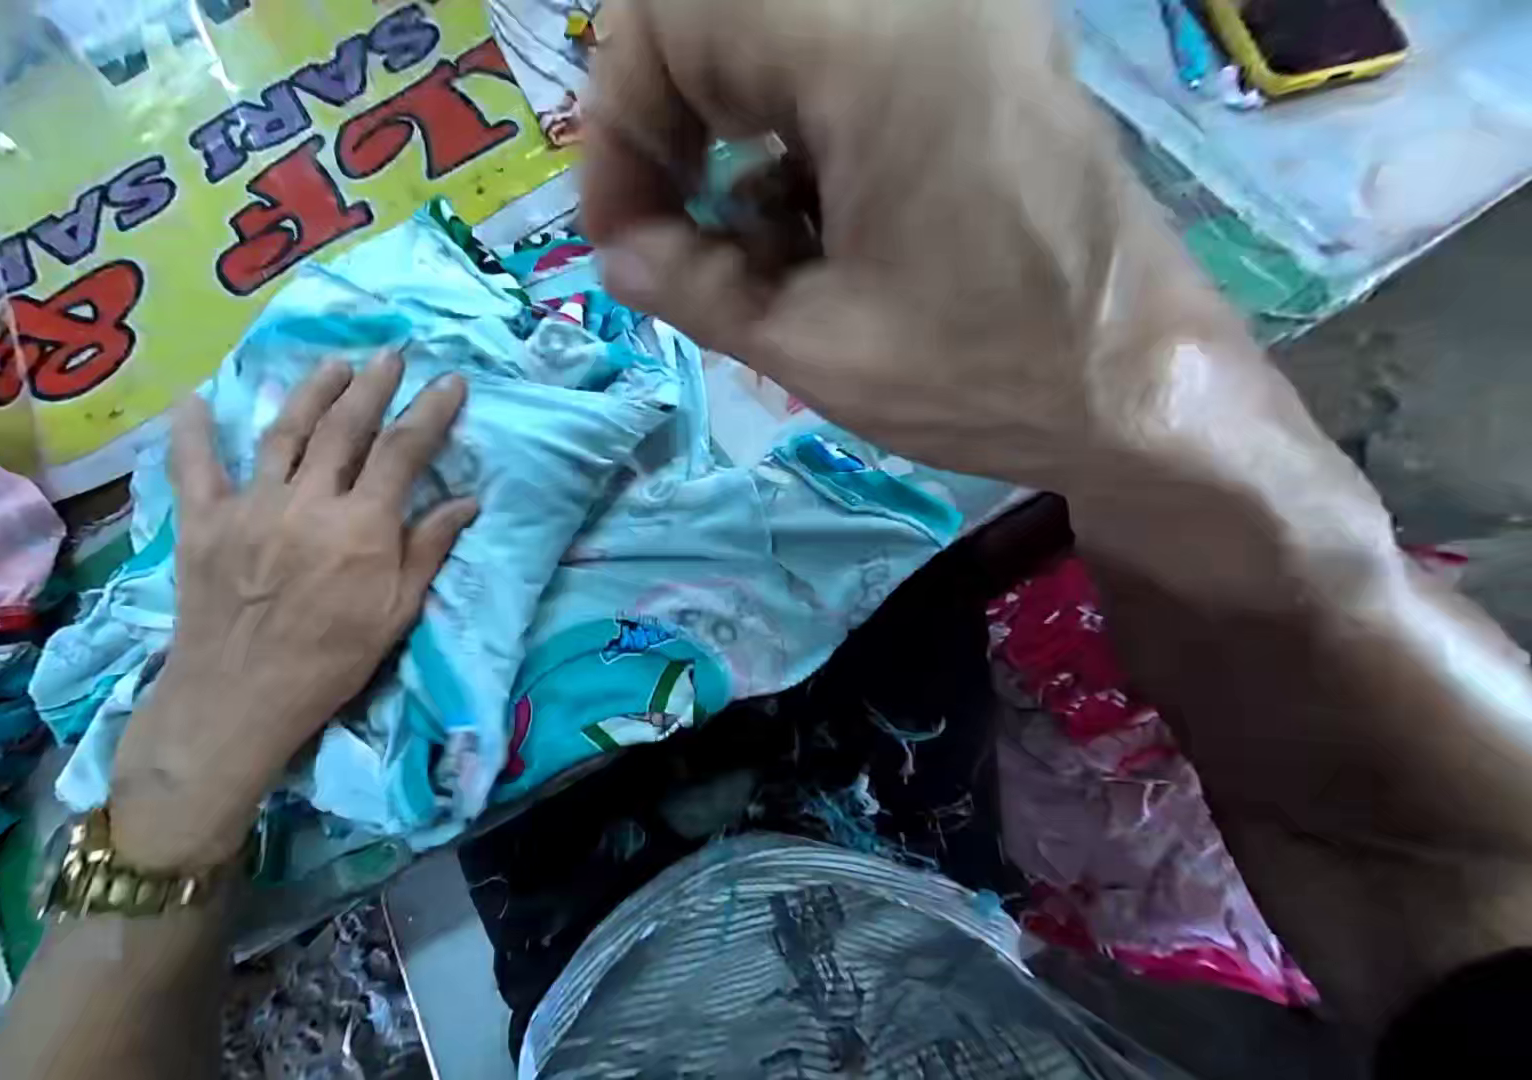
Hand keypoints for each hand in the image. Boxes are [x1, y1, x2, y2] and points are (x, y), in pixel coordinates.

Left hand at [108, 353, 476, 870]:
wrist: (241, 699)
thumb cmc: (332, 660)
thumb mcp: (397, 612)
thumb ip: (429, 549)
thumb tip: (467, 502)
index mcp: (361, 527)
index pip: (404, 451)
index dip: (431, 412)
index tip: (449, 381)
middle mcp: (308, 502)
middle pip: (346, 427)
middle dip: (374, 385)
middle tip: (392, 354)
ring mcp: (250, 507)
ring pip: (285, 432)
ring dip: (313, 392)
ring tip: (334, 364)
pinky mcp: (204, 521)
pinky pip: (195, 466)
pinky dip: (193, 430)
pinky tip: (195, 398)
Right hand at [581, 1, 1292, 491]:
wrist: (1134, 387)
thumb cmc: (977, 378)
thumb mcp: (805, 347)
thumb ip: (688, 288)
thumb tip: (614, 253)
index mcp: (879, 50)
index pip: (674, 9)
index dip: (617, 119)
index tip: (618, 229)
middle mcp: (919, 0)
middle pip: (714, 13)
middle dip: (657, 130)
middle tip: (656, 235)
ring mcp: (949, 23)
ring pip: (762, 42)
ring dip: (710, 139)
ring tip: (720, 247)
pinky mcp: (960, 63)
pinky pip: (818, 69)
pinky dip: (768, 145)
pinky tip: (784, 234)